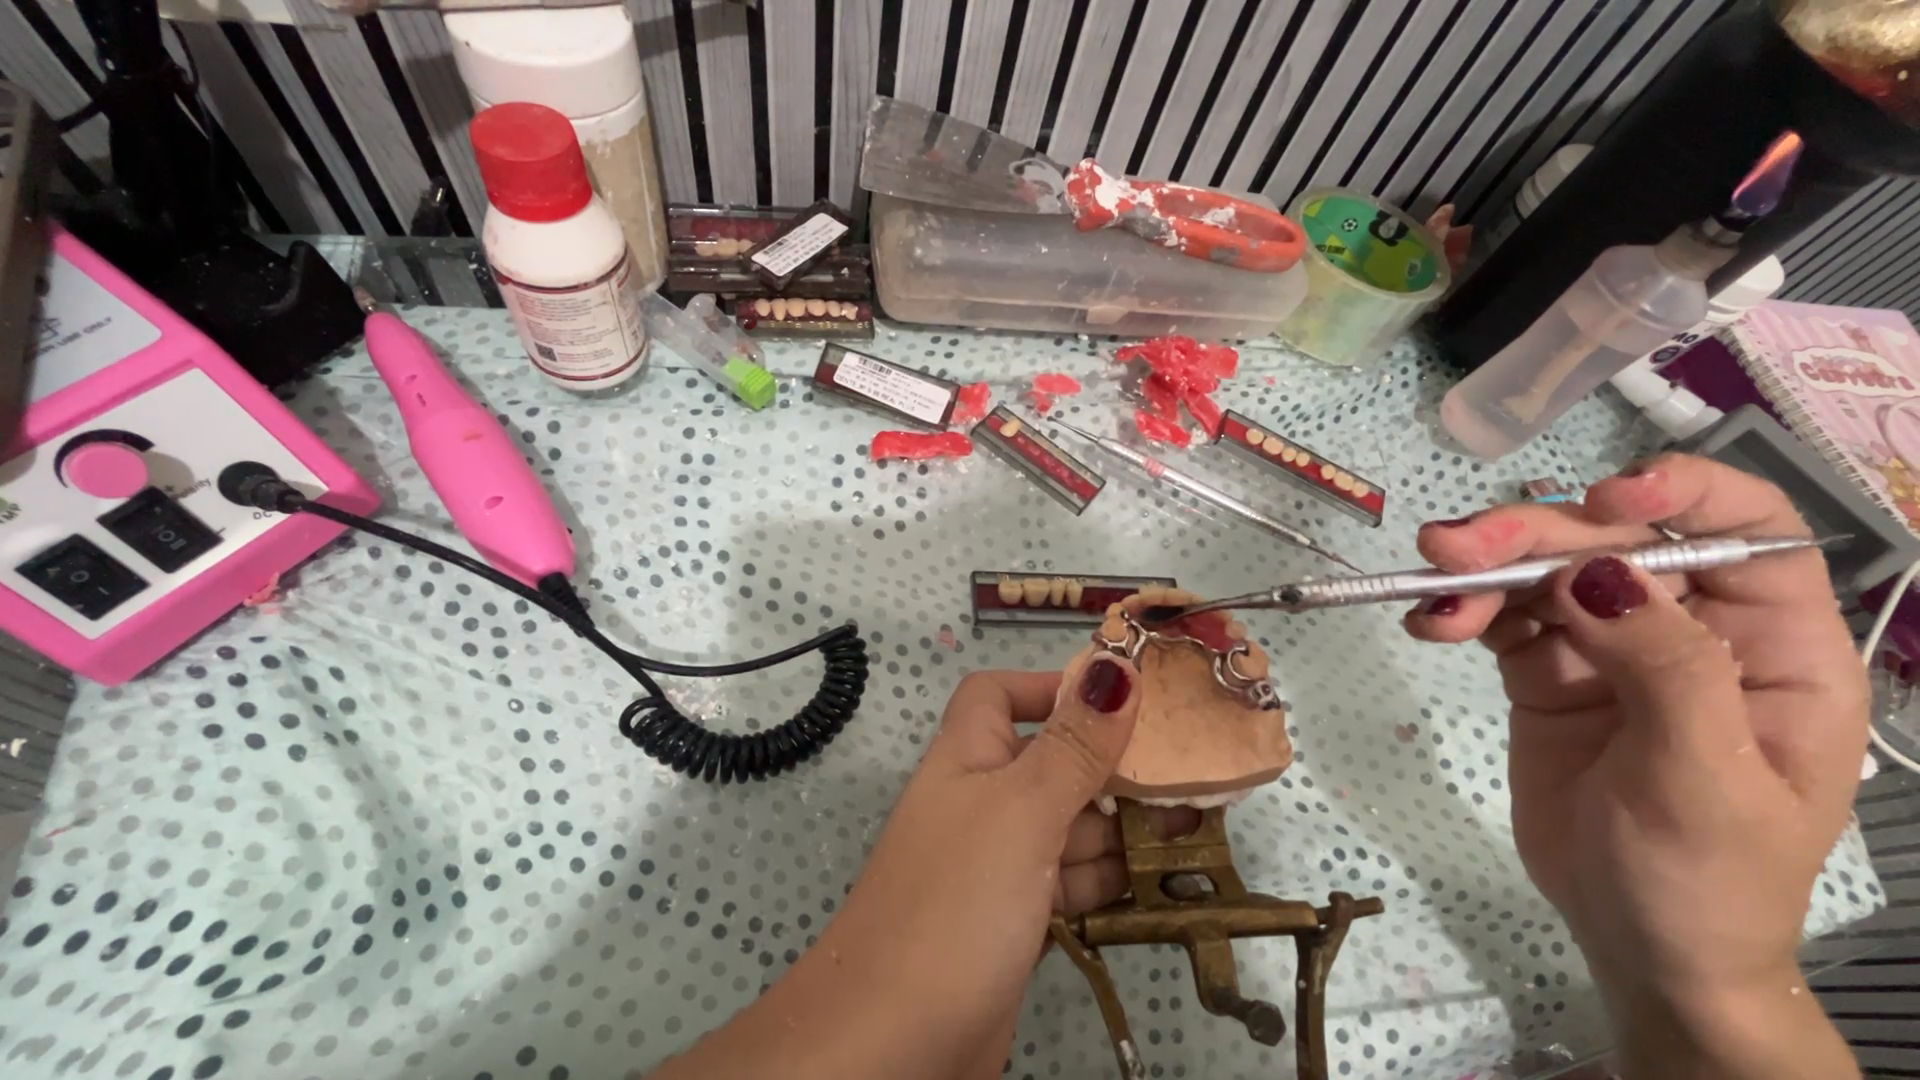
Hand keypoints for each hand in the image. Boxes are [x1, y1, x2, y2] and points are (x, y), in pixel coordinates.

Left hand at [653, 652, 1194, 1079]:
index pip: (999, 694)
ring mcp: (997, 864)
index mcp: (967, 758)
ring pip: (1066, 825)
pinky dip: (1105, 878)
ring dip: (1118, 828)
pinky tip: (1149, 883)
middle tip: (1184, 780)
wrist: (892, 1042)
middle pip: (1049, 761)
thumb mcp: (1021, 811)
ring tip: (1184, 830)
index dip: (1052, 687)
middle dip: (1108, 767)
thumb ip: (1073, 747)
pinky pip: (1068, 880)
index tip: (1123, 702)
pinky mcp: (1014, 919)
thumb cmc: (956, 904)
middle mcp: (980, 802)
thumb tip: (1115, 668)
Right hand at [1403, 454, 1864, 1077]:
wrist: (1634, 937)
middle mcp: (1689, 629)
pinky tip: (1429, 623)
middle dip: (1532, 536)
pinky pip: (1501, 619)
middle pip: (1612, 545)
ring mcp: (1607, 647)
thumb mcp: (1702, 778)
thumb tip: (1594, 572)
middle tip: (1448, 549)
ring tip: (1428, 585)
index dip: (1683, 495)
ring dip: (1481, 570)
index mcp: (1770, 648)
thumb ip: (1665, 666)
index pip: (1744, 534)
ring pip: (1543, 573)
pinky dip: (1460, 610)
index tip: (1604, 498)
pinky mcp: (1545, 671)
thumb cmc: (1705, 874)